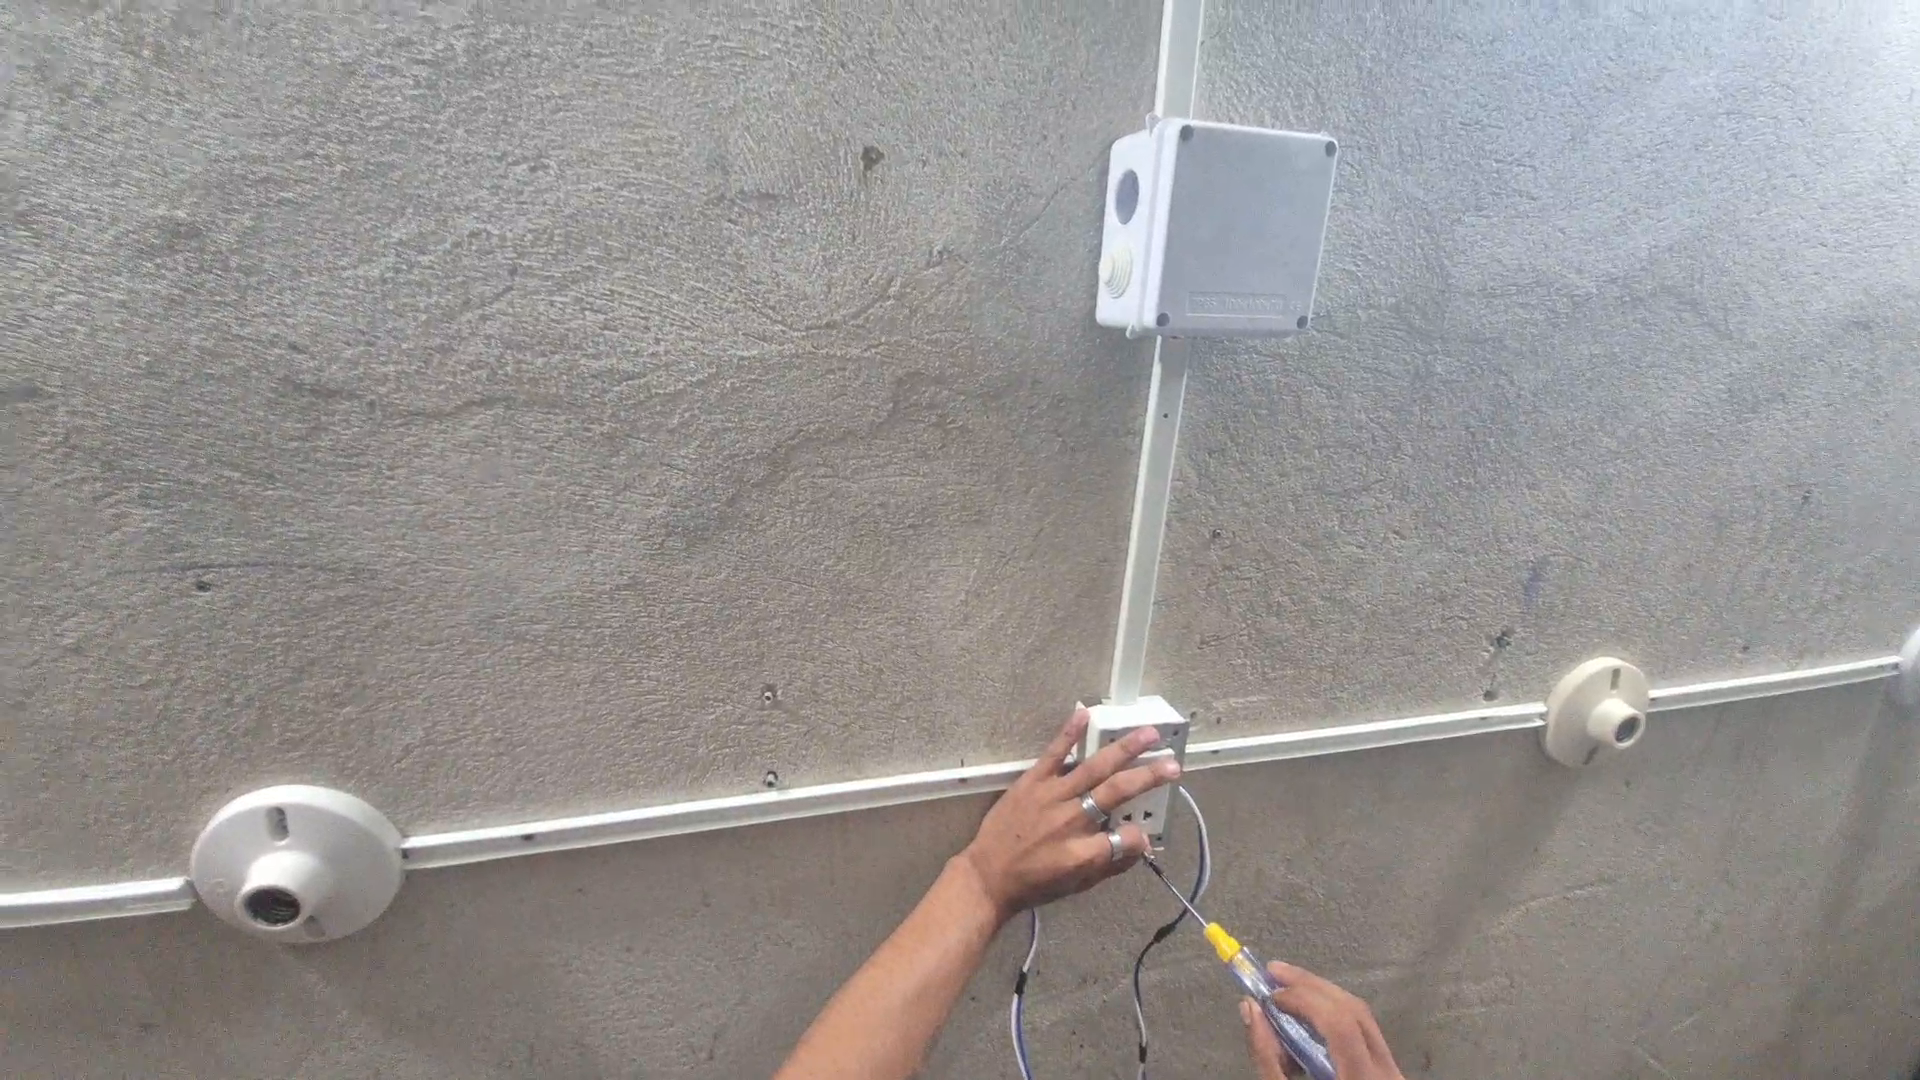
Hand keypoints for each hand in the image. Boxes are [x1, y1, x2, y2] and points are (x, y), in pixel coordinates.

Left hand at [956, 704, 1180, 921]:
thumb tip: (1140, 842)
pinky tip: (1085, 714)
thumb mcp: (1077, 884)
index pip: (1123, 839)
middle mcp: (1070, 820)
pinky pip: (1054, 754)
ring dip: (1123, 749)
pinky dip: (1069, 733)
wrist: (988, 875)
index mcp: (1082, 852)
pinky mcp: (1032, 781)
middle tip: (1174, 764)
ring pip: (1093, 768)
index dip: (1138, 836)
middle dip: (1148, 777)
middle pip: (1116, 793)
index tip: (1144, 833)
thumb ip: (1111, 863)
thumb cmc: (1035, 883)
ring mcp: (1051, 796)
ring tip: (1149, 733)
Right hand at [1242, 962, 1403, 1079]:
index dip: (1303, 999)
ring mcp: (1395, 1075)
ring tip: (1284, 989)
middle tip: (1271, 972)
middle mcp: (1389, 1076)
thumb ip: (1267, 1058)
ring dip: (1319, 995)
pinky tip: (1306, 1018)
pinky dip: (1331, 1017)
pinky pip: (1363, 1033)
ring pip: (1361, 1017)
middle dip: (1309, 984)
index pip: (1340, 1024)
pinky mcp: (1390, 1075)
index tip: (1269, 996)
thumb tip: (1250, 1007)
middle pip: (1353, 1010)